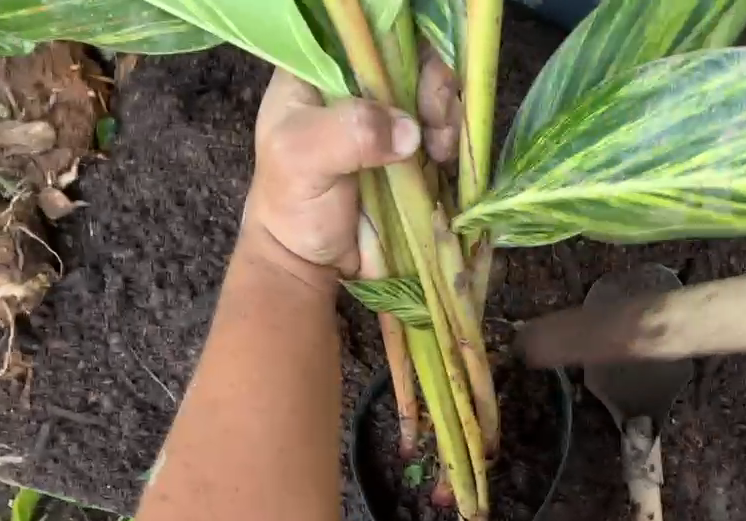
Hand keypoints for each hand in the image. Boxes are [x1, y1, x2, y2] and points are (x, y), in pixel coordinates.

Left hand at [242, 57, 464, 284]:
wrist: (310, 264)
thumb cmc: (292, 207)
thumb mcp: (301, 159)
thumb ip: (348, 132)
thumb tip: (409, 130)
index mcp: (320, 71)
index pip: (364, 29)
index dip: (397, 39)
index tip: (410, 73)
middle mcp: (360, 87)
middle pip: (411, 56)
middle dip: (432, 79)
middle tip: (433, 115)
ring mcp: (390, 122)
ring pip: (435, 93)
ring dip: (447, 113)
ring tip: (439, 146)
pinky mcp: (413, 157)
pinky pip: (445, 135)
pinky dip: (453, 141)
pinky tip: (443, 158)